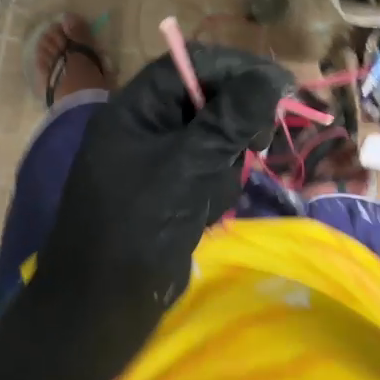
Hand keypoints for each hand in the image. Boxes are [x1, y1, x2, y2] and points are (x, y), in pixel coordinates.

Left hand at [0, 44, 290, 379]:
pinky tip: (204, 214)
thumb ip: (231, 118)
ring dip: (226, 161)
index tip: (282, 87)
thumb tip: (272, 78)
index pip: (194, 63)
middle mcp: (146, 124)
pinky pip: (210, 167)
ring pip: (217, 135)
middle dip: (236, 122)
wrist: (97, 316)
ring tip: (212, 194)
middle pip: (210, 96)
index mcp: (136, 107)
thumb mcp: (189, 167)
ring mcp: (158, 158)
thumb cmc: (135, 231)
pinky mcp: (171, 189)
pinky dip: (216, 186)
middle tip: (259, 144)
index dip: (240, 68)